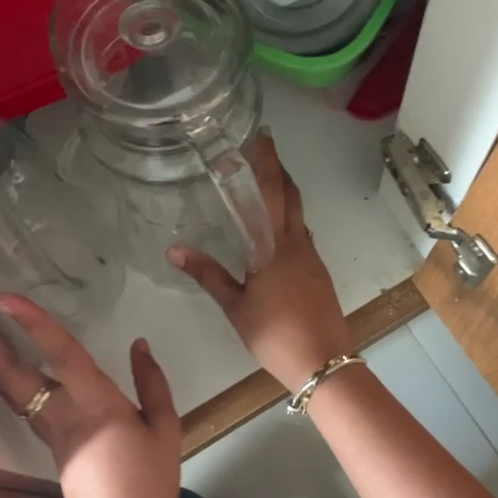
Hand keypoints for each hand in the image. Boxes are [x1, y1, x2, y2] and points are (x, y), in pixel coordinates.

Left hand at [0, 294, 181, 497]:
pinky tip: (2, 363)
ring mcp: (51, 433)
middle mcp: (64, 415)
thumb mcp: (166, 430)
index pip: (62, 354)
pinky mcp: (50, 446)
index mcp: (97, 405)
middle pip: (12, 374)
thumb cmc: (149, 484)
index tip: (5, 298)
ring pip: (10, 388)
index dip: (34, 323)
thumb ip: (153, 384)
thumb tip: (140, 346)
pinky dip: (3, 376)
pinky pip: (21, 403)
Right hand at [169, 131, 353, 391]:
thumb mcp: (236, 306)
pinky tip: (277, 230)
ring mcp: (312, 257)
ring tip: (266, 182)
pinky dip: (290, 219)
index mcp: (275, 245)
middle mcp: (298, 243)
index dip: (267, 162)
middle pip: (291, 196)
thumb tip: (174, 250)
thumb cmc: (274, 333)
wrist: (323, 361)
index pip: (271, 191)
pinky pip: (302, 235)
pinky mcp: (319, 272)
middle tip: (264, 149)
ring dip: (286, 192)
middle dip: (279, 170)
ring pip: (299, 214)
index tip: (262, 136)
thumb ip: (208, 275)